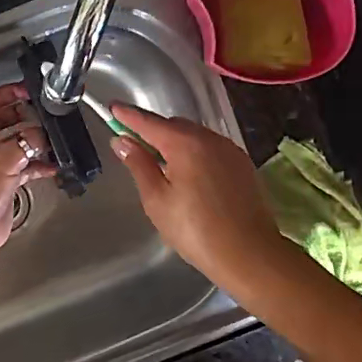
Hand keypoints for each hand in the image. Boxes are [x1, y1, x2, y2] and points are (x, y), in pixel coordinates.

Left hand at [0, 84, 54, 257]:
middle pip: (4, 123)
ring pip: (17, 145)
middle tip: (44, 114)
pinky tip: (54, 165)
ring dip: (34, 142)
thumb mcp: (0, 161)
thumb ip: (24, 144)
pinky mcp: (4, 183)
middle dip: (25, 117)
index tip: (28, 90)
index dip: (7, 94)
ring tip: (53, 139)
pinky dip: (38, 165)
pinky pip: (25, 167)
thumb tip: (41, 135)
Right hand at [108, 104, 287, 282]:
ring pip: (196, 137)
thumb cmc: (195, 230)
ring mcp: (230, 151)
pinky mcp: (243, 165)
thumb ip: (139, 165)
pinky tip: (189, 175)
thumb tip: (122, 141)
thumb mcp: (157, 200)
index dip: (128, 116)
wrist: (248, 254)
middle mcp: (211, 139)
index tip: (112, 108)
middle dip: (153, 131)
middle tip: (135, 145)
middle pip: (175, 125)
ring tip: (160, 164)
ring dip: (175, 143)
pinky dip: (194, 153)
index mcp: (186, 144)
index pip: (150, 122)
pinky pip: (211, 149)